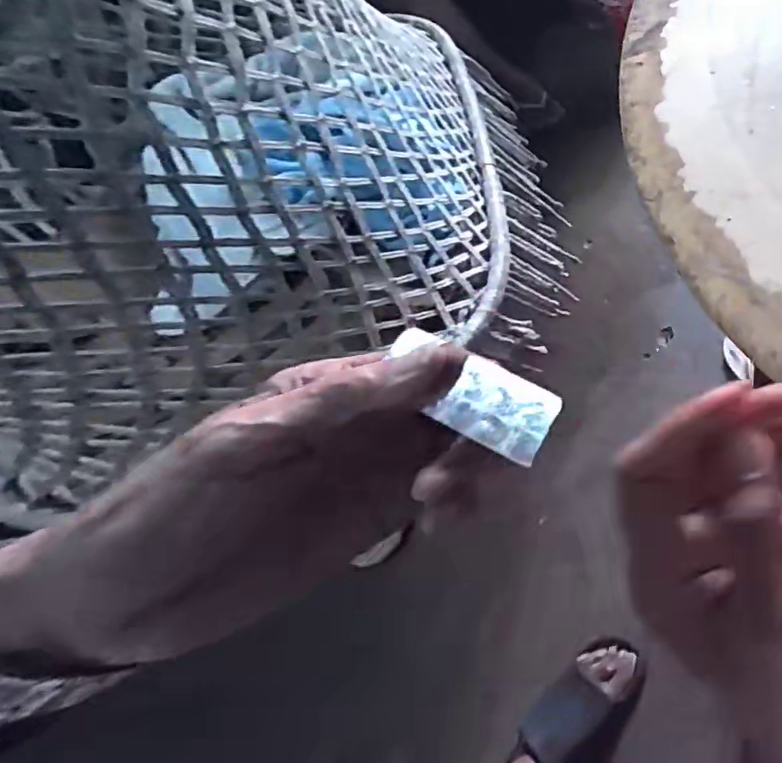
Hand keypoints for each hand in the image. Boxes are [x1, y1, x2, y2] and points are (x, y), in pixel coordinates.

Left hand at [0, 346, 498, 672]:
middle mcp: (384, 420)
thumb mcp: (254, 438)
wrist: (113, 604)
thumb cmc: (176, 504)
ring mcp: (390, 466)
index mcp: (353, 388)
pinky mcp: (391, 512)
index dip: (478, 384)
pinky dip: (465, 503)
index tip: (488, 416)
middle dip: (483, 434)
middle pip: (470, 408)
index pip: (442, 367)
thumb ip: (353, 395)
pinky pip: (453, 495)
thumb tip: (452, 356)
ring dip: (478, 470)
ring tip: (439, 504)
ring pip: (471, 450)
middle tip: (449, 477)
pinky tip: (442, 523)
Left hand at [614, 380, 781, 762]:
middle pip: (699, 447)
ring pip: (735, 443)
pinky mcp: (748, 508)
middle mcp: (678, 530)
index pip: (646, 474)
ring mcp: (714, 516)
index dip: (685, 427)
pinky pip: (765, 457)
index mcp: (661, 565)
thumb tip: (743, 442)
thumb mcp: (774, 608)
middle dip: (755, 412)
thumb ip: (753, 526)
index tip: (742, 396)